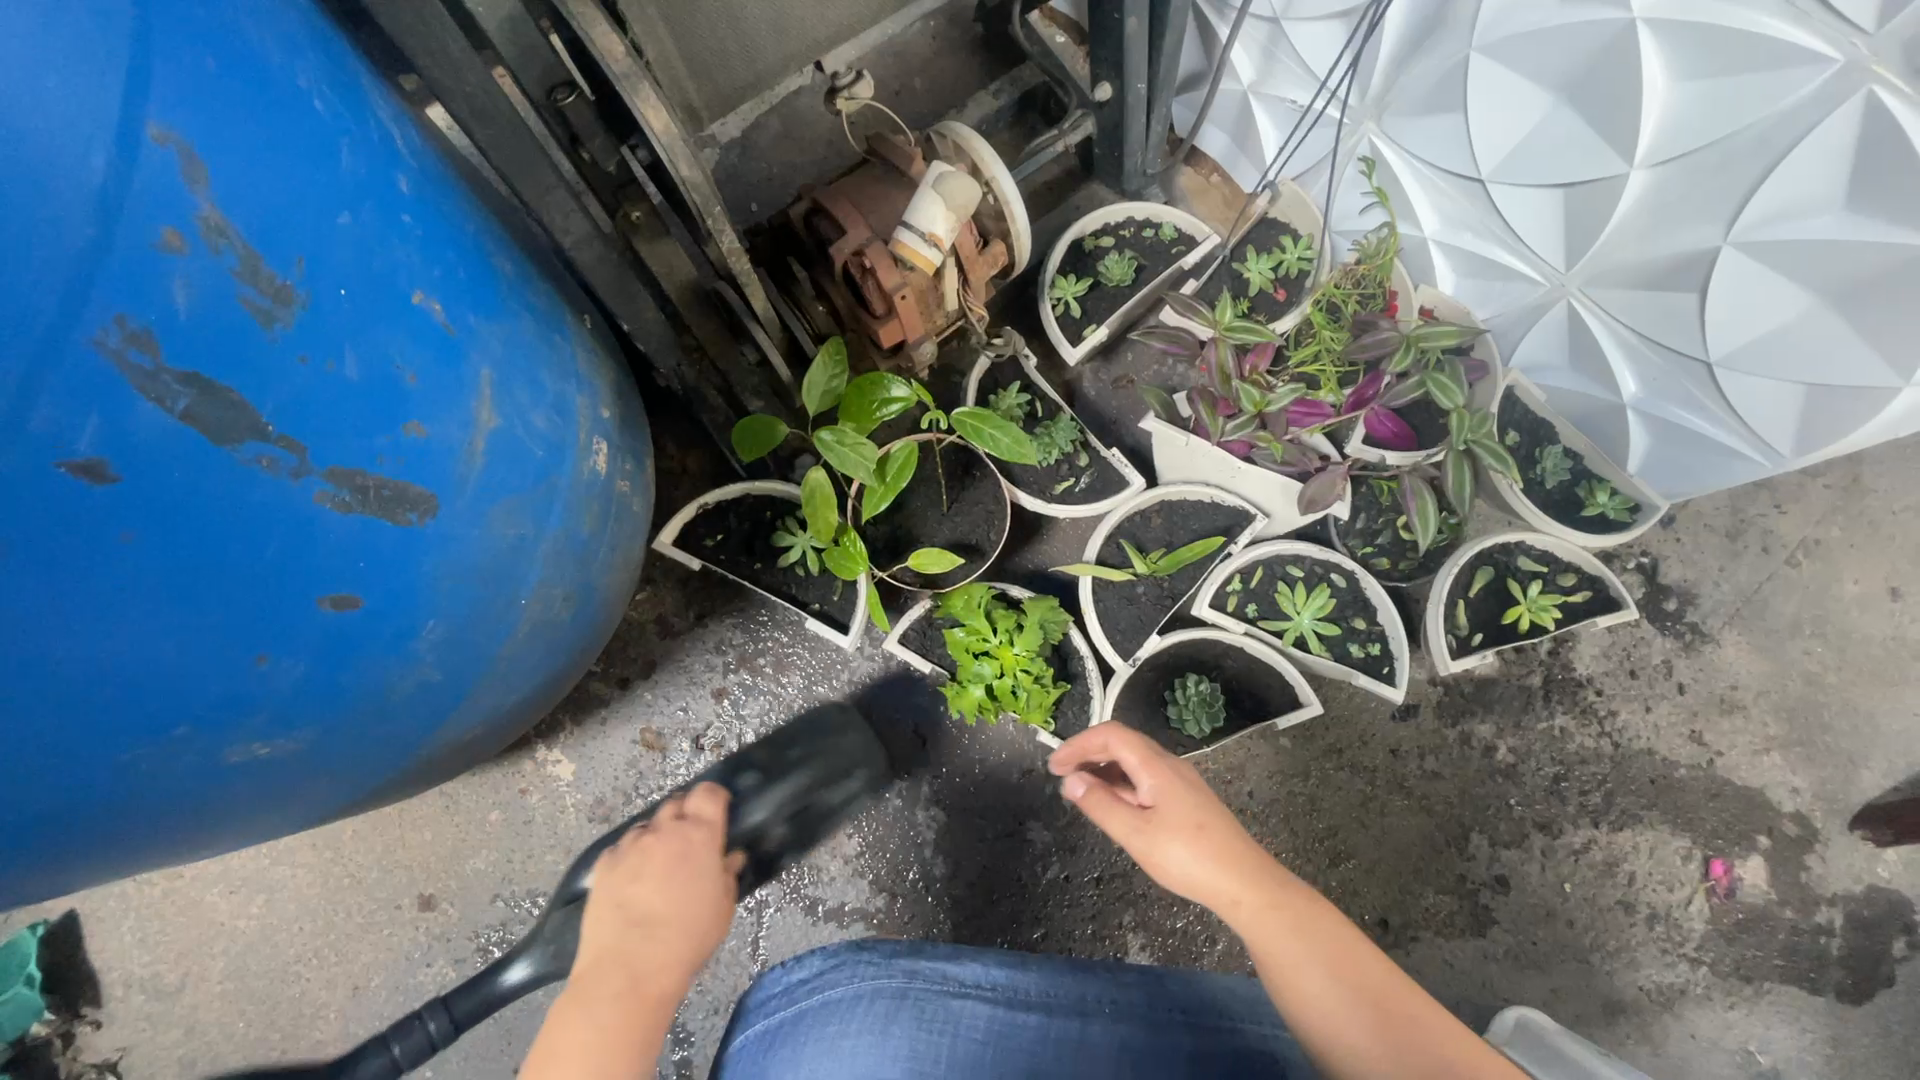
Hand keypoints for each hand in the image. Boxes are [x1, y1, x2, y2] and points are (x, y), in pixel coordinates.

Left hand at [575, 782, 745, 994]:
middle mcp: (664, 832)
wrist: (629, 969)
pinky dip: (630, 856)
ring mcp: (630, 846)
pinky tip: (632, 881)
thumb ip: (728, 875)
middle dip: (685, 814)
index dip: (714, 795)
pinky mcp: (603, 865)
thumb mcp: (723, 908)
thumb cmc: (688, 938)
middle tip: (690, 840)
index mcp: (700, 836)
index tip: (718, 807)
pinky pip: (621, 849)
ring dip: (657, 836)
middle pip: (676, 803)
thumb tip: (731, 858)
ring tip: (658, 864)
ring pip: (647, 826)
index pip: (708, 793)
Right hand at [1048, 724, 1286, 917]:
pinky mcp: (1187, 800)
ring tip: (1082, 793)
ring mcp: (1181, 782)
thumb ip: (1100, 805)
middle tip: (1062, 777)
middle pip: (1123, 744)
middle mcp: (1169, 765)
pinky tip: (1115, 807)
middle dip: (1088, 754)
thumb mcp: (1136, 835)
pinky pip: (1147, 779)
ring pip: (1135, 762)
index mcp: (1156, 766)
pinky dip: (1122, 785)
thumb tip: (1070, 780)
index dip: (1078, 745)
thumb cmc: (1188, 857)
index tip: (1054, 767)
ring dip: (1105, 770)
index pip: (1111, 735)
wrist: (1245, 883)